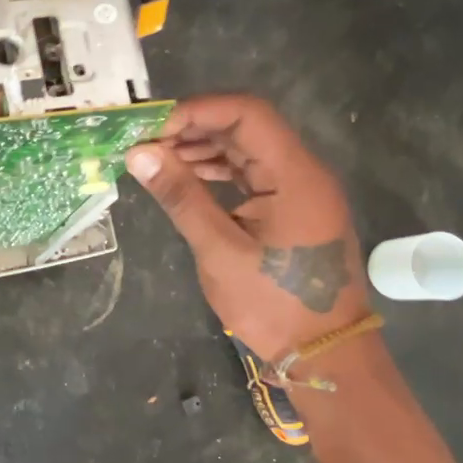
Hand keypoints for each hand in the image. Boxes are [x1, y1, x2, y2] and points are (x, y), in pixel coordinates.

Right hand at [126, 95, 367, 358]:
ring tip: (154, 162)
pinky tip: (182, 179)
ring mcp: (298, 191)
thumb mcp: (219, 250)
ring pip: (246, 150)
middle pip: (246, 127)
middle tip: (143, 145)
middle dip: (192, 129)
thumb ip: (180, 196)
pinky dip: (215, 171)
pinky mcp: (290, 209)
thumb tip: (138, 153)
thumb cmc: (273, 303)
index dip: (196, 111)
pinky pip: (250, 175)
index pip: (247, 114)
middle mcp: (302, 172)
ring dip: (201, 149)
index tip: (151, 131)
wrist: (324, 351)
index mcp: (295, 175)